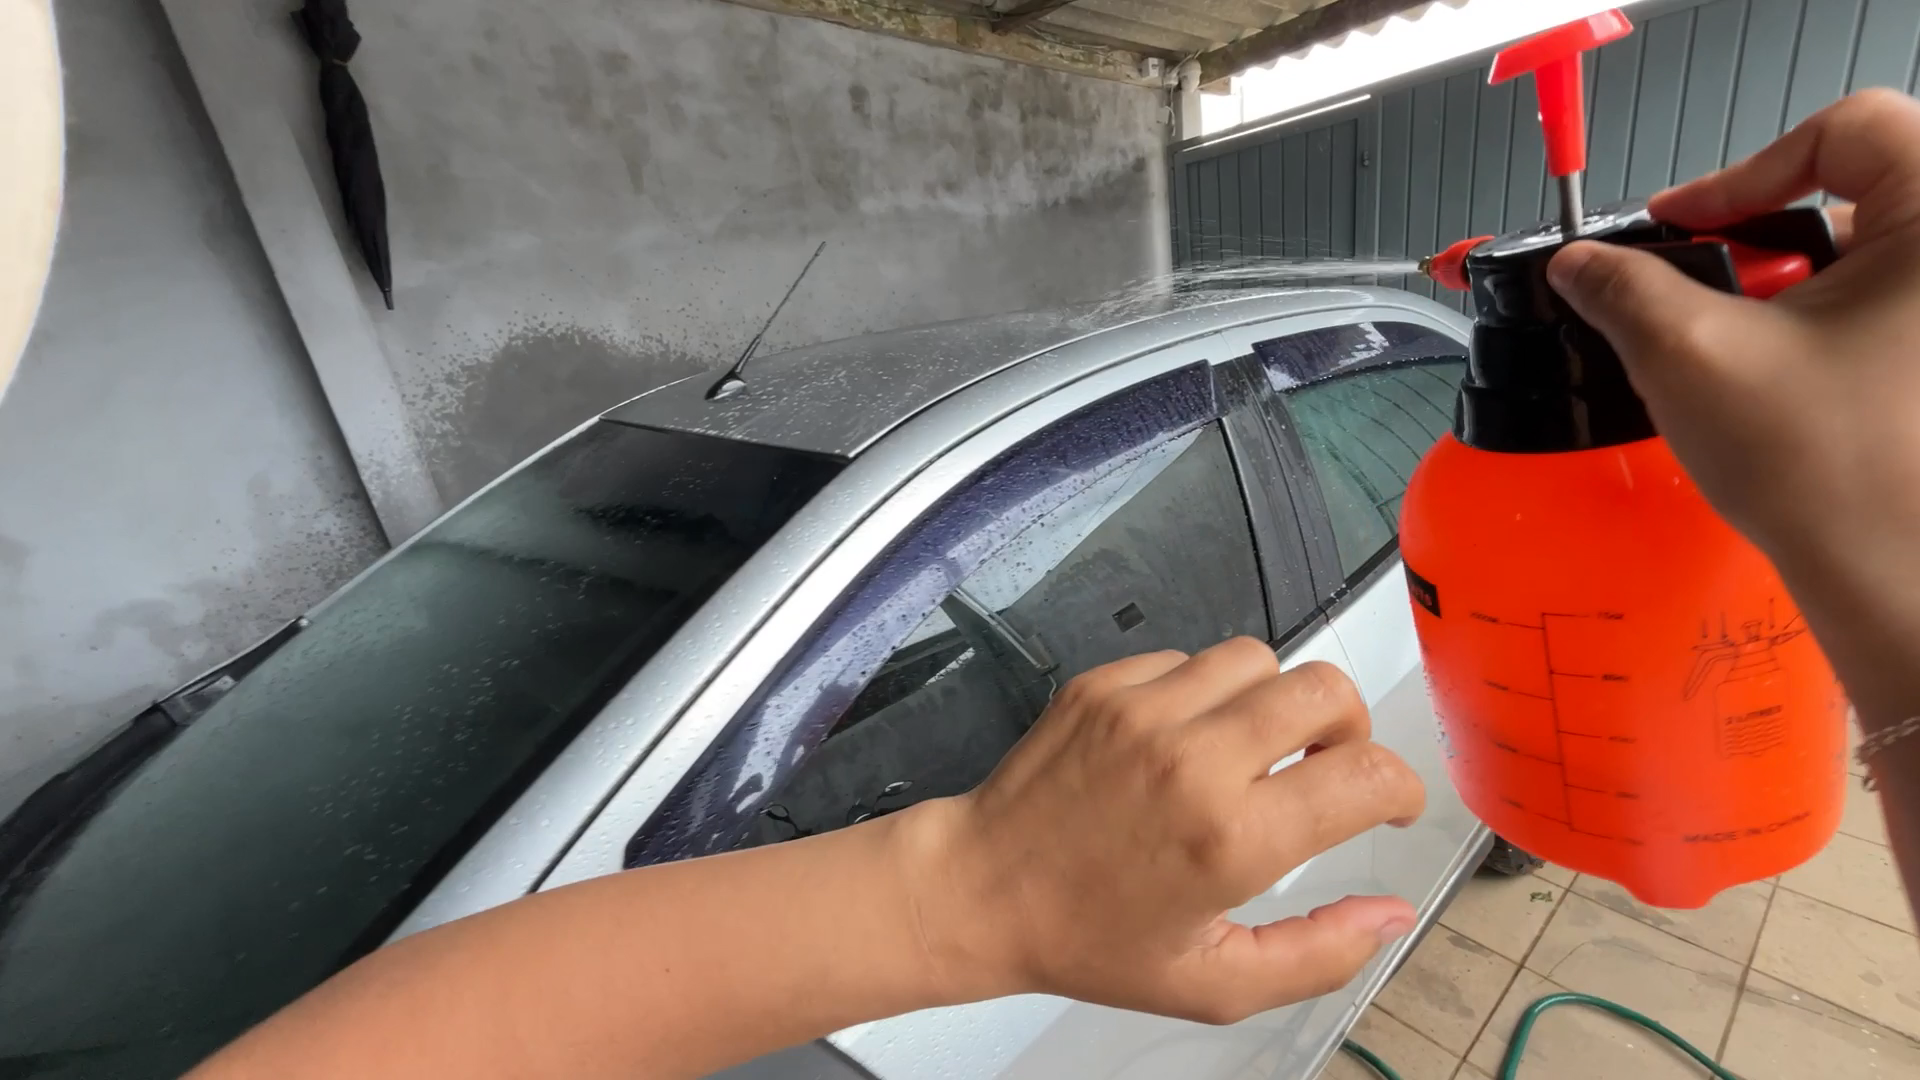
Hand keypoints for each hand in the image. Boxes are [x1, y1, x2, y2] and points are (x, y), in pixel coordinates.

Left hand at [903, 638, 1424, 1023]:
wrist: (983, 884)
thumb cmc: (1091, 940)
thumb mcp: (1216, 983)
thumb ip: (1321, 954)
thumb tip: (1392, 913)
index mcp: (1232, 836)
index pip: (1368, 773)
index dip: (1399, 787)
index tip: (1385, 802)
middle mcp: (1191, 755)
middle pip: (1323, 689)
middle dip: (1346, 726)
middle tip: (1320, 765)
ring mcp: (1140, 707)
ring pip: (1254, 658)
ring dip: (1271, 700)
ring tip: (1244, 747)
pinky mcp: (1101, 683)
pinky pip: (1184, 657)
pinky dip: (1200, 689)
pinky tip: (1176, 735)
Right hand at [1545, 89, 1919, 576]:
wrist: (1888, 557)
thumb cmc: (1818, 459)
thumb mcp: (1688, 353)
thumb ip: (1623, 289)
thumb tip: (1575, 259)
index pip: (1848, 129)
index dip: (1740, 173)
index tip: (1673, 227)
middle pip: (1853, 181)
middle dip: (1750, 233)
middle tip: (1689, 285)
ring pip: (1858, 240)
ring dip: (1773, 277)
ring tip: (1724, 335)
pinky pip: (1872, 289)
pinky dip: (1803, 309)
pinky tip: (1764, 360)